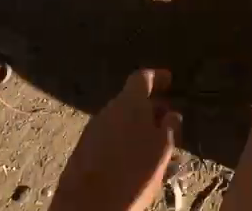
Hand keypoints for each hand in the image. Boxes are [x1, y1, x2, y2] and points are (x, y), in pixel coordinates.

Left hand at [50, 69, 179, 210]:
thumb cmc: (132, 174)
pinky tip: (131, 164)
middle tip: (165, 124)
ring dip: (136, 129)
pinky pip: (107, 140)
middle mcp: (107, 112)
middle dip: (149, 110)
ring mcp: (90, 133)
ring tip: (152, 149)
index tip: (169, 82)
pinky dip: (121, 144)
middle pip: (130, 102)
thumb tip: (171, 114)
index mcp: (128, 103)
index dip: (157, 77)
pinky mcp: (80, 155)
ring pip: (119, 122)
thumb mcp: (162, 149)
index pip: (142, 77)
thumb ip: (169, 127)